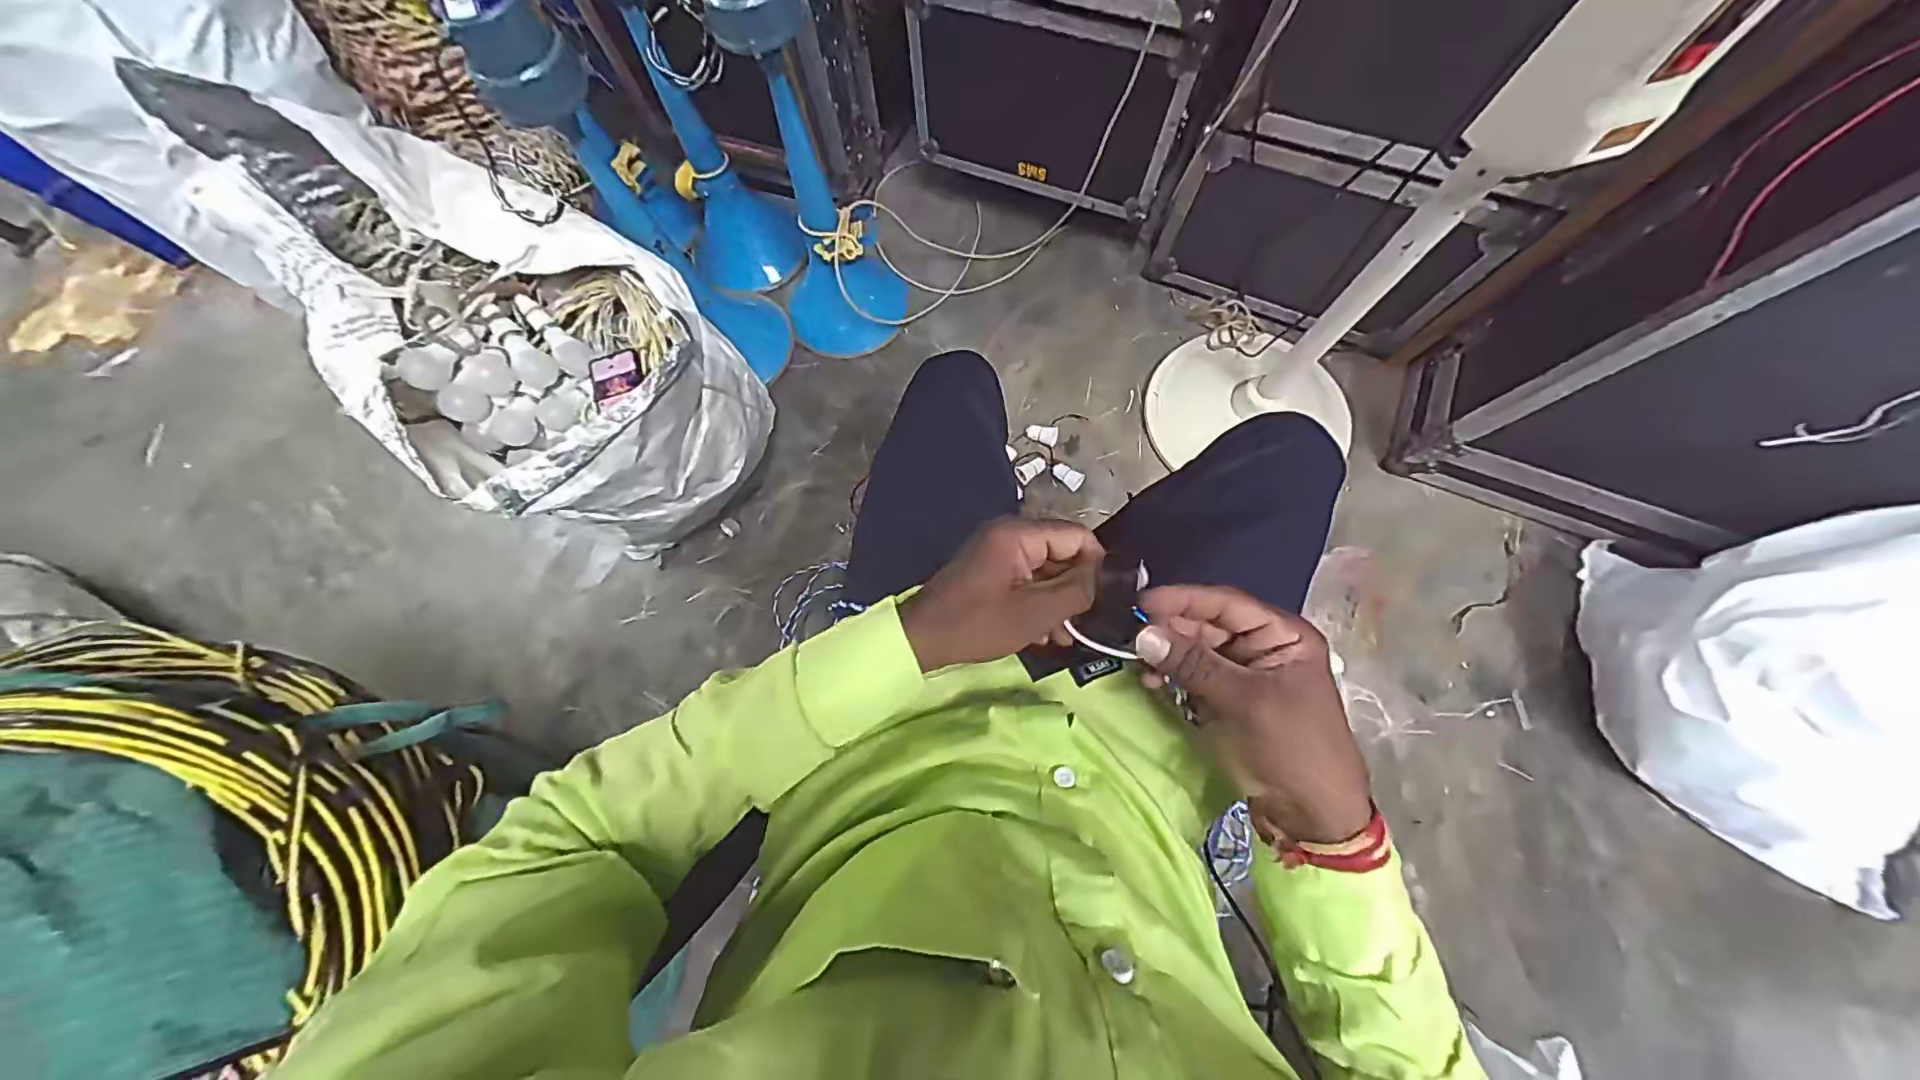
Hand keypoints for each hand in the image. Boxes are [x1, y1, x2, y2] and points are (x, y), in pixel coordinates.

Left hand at [898, 518, 1101, 671]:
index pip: (1078, 536)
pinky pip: (1027, 578)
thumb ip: (1077, 590)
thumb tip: (1105, 577)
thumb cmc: (978, 624)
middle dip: (1075, 588)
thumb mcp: (1036, 612)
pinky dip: (1038, 602)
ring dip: (1058, 601)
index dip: (1096, 566)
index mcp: (1018, 533)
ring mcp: (997, 551)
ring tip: (1064, 635)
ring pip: (1046, 569)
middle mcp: (1009, 533)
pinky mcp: (990, 569)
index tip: (1102, 598)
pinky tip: (1044, 633)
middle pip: (1062, 552)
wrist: (923, 638)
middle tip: (1083, 623)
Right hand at [1133, 584, 1371, 844]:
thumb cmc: (1291, 749)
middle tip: (1131, 637)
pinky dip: (1170, 677)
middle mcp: (1262, 647)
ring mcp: (1243, 674)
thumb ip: (1192, 664)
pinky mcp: (1225, 699)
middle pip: (1206, 625)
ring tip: (1139, 665)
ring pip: (1194, 650)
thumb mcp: (1243, 701)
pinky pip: (1190, 676)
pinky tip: (1151, 682)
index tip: (1141, 602)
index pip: (1226, 604)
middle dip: (1169, 630)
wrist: (1313, 818)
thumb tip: (1143, 634)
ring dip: (1166, 655)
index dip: (1183, 600)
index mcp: (1283, 636)